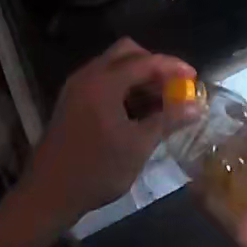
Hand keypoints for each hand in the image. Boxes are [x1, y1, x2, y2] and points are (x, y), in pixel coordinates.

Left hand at [19, 39, 195, 223]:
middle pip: (126, 54)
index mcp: (103, 82)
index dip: (172, 66)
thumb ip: (167, 120)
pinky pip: (102, 81)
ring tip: (161, 102)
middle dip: (153, 66)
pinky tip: (138, 111)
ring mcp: (76, 87)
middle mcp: (88, 75)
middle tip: (174, 87)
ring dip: (138, 78)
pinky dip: (123, 88)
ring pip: (113, 67)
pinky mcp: (71, 101)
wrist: (49, 192)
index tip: (194, 77)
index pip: (144, 61)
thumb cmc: (97, 169)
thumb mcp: (138, 146)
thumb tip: (196, 106)